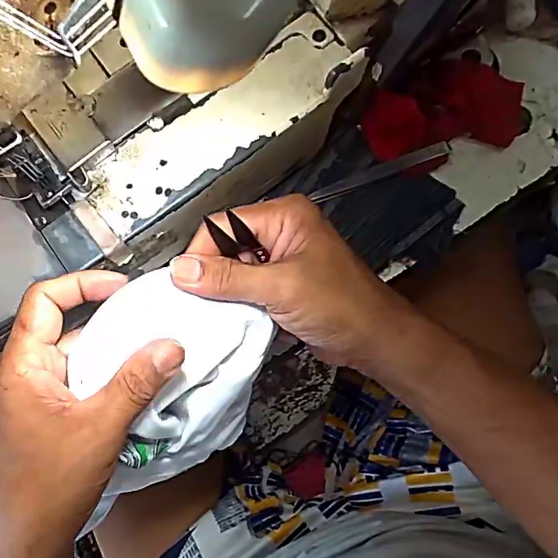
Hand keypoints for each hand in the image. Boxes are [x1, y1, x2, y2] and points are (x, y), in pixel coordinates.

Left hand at [0, 271, 184, 557]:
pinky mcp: (51, 420)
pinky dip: (109, 382)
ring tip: (155, 353)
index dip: (81, 283)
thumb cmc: (48, 484)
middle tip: (151, 322)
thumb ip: (135, 383)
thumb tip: (171, 345)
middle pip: (66, 328)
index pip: (44, 300)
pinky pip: (82, 387)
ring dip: (113, 357)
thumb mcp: (98, 427)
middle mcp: (27, 375)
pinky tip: (141, 389)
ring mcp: (38, 399)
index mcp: (23, 364)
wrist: (26, 541)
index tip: (120, 287)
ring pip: (79, 361)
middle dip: (109, 323)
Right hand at [170, 195, 417, 369]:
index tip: (187, 280)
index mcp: (284, 216)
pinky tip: (236, 314)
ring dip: (222, 290)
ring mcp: (277, 259)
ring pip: (229, 269)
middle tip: (205, 298)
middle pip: (222, 246)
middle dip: (211, 273)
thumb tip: (183, 270)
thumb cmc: (347, 306)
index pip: (221, 224)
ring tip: (227, 307)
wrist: (374, 340)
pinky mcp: (276, 283)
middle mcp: (279, 232)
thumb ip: (227, 278)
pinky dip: (233, 302)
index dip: (201, 252)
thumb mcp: (279, 287)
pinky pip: (241, 287)